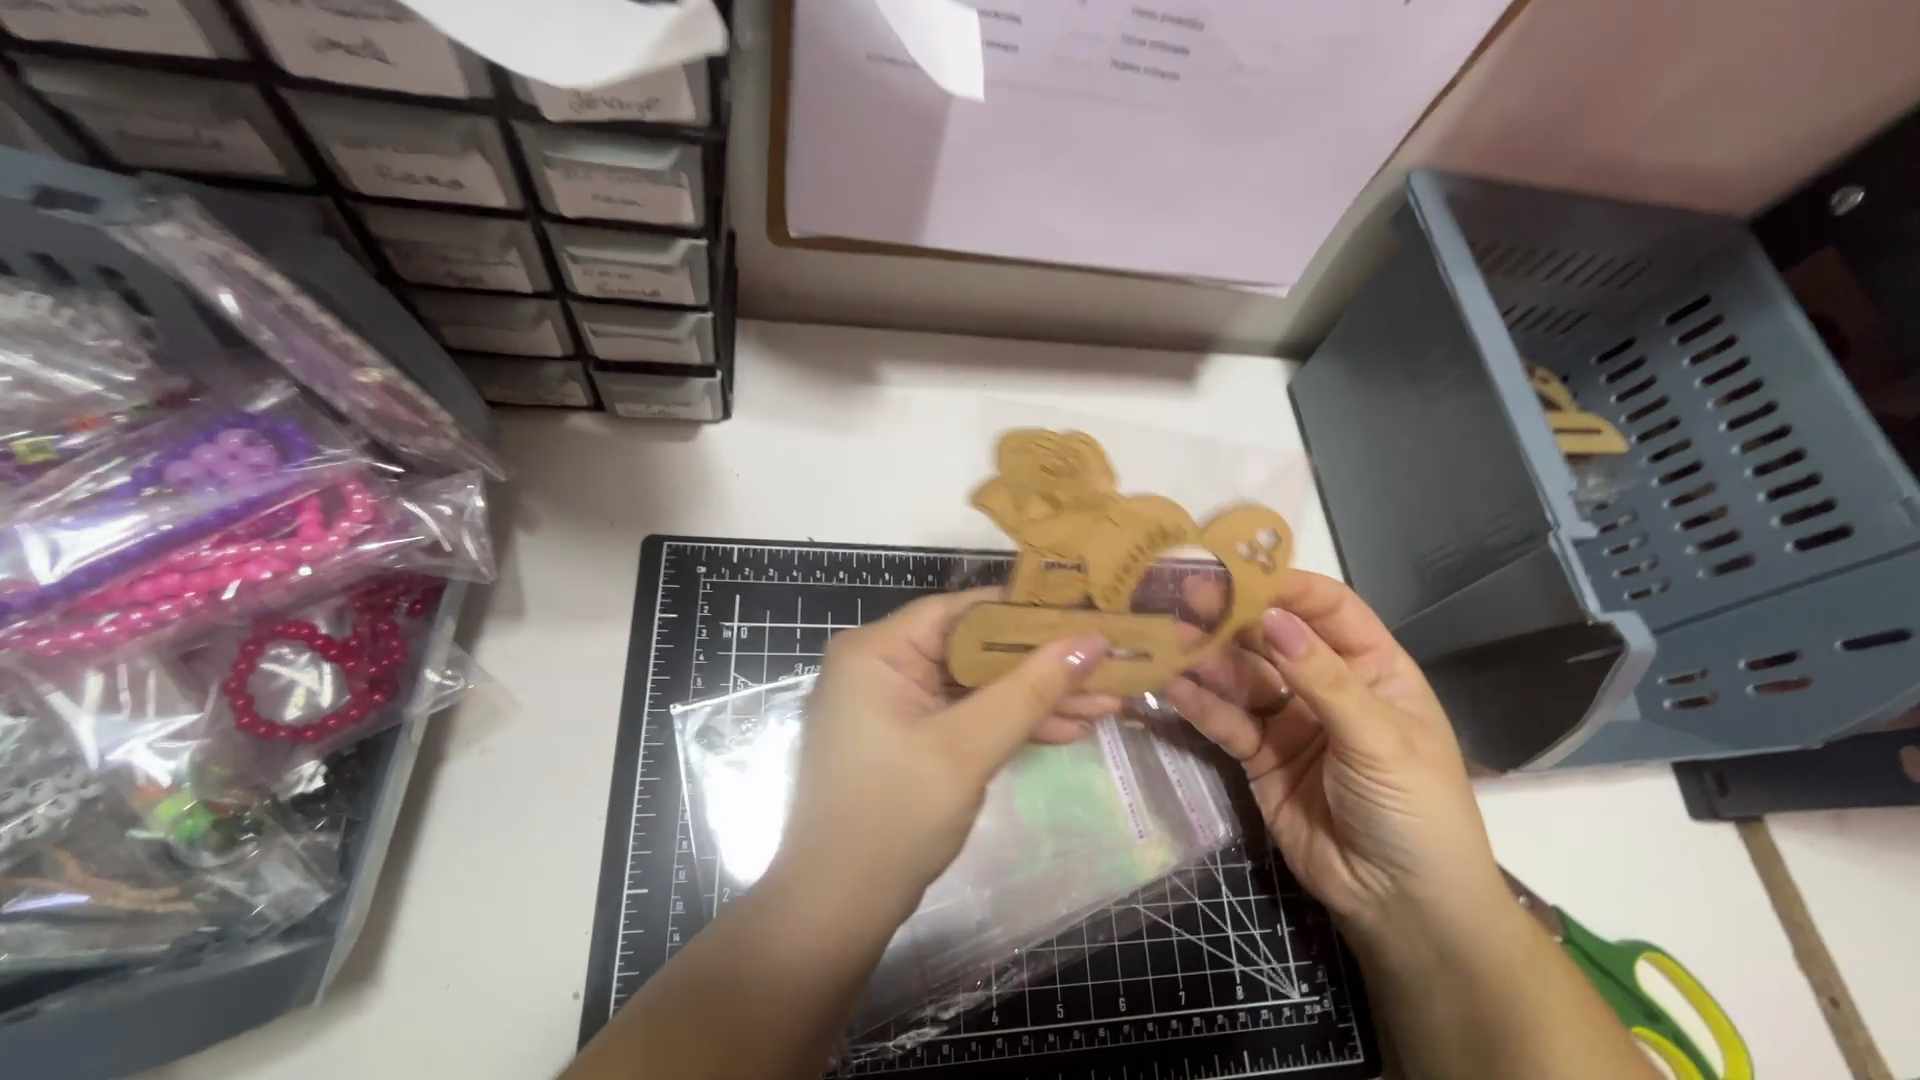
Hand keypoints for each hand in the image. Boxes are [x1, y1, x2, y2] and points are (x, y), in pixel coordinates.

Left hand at [774, 589, 1108, 914]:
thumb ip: (1030, 690)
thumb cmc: (894, 816)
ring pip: (975, 686)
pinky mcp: (907, 739)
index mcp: (876, 651)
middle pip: (973, 649)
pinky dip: (1008, 725)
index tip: (1087, 617)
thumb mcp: (967, 748)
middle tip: (1108, 666)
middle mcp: (880, 666)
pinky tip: (1065, 730)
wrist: (840, 907)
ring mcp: (893, 705)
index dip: (1026, 613)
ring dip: (1034, 698)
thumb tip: (1093, 640)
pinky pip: (965, 717)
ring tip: (1104, 704)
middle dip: (1041, 665)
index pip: (961, 611)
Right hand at [1163, 571, 1506, 937]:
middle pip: (1273, 639)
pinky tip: (1170, 687)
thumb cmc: (1416, 810)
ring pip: (1242, 678)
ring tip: (1167, 639)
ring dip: (1207, 659)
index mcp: (1374, 669)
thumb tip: (1272, 617)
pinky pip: (1226, 722)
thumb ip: (1322, 678)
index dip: (1287, 588)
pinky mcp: (1258, 757)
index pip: (1328, 611)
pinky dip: (1199, 705)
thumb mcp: (1380, 739)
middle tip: (1183, 599)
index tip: (1238, 573)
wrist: (1401, 905)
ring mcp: (1290, 722)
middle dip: (1232, 620)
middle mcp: (1326, 685)